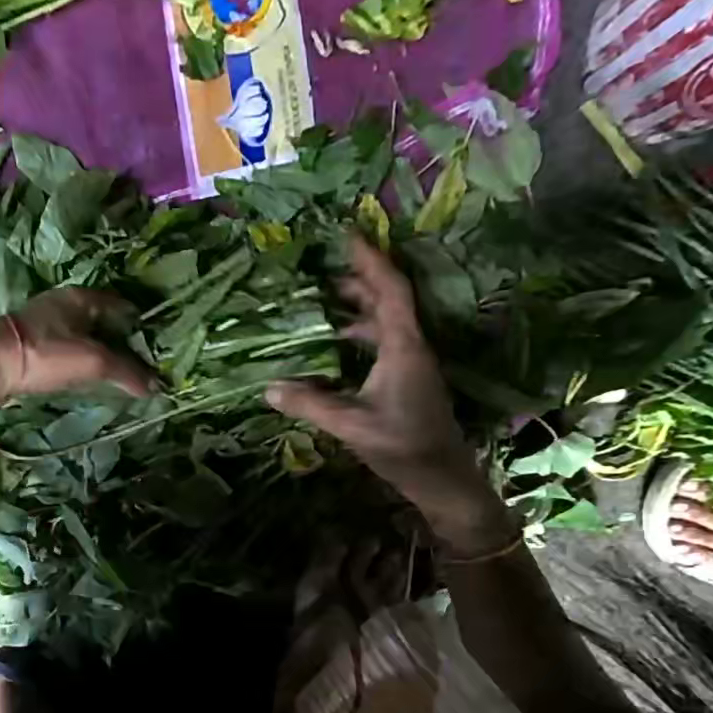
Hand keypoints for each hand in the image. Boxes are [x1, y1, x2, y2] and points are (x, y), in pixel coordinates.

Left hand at [0, 288, 153, 404]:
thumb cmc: (46, 354)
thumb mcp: (94, 362)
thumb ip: (129, 372)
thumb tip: (157, 386)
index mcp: (82, 298)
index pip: (124, 305)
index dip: (143, 323)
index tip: (159, 343)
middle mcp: (66, 303)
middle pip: (107, 320)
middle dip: (127, 338)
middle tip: (148, 360)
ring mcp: (49, 321)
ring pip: (90, 333)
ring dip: (108, 349)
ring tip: (128, 370)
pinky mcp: (38, 342)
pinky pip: (75, 346)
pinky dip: (90, 357)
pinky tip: (98, 373)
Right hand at [266, 236, 514, 554]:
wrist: (442, 478)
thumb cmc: (403, 447)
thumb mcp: (352, 425)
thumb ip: (311, 404)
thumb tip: (269, 388)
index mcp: (403, 346)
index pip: (390, 289)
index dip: (370, 258)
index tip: (346, 234)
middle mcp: (412, 347)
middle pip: (387, 301)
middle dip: (357, 281)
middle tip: (322, 272)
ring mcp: (413, 364)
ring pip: (386, 324)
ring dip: (358, 310)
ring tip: (324, 305)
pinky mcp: (410, 381)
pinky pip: (385, 344)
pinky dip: (361, 337)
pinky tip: (337, 347)